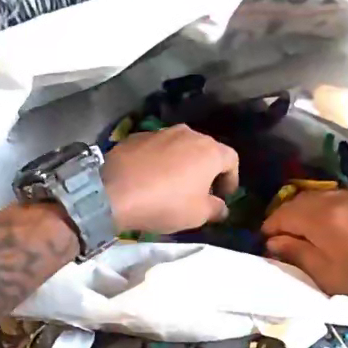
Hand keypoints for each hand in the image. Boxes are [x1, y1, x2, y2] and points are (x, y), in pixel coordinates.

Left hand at [102, 125, 239, 234]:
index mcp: (209, 150)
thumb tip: (221, 208)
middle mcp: (188, 134)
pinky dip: (159, 161)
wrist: (115, 192)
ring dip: (182, 163)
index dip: (231, 179)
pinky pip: (156, 149)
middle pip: (205, 150)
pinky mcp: (136, 136)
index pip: (231, 160)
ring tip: (173, 184)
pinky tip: (149, 179)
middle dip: (207, 170)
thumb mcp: (198, 215)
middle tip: (200, 191)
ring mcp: (160, 132)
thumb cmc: (166, 203)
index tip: (224, 196)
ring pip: (180, 147)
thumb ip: (216, 209)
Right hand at [262, 188, 347, 319]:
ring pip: (333, 199)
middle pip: (307, 200)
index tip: (267, 242)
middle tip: (289, 239)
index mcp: (325, 216)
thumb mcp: (329, 277)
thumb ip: (298, 254)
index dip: (270, 227)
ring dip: (319, 214)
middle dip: (293, 217)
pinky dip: (344, 212)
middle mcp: (346, 197)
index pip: (284, 212)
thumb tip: (274, 241)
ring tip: (321, 236)